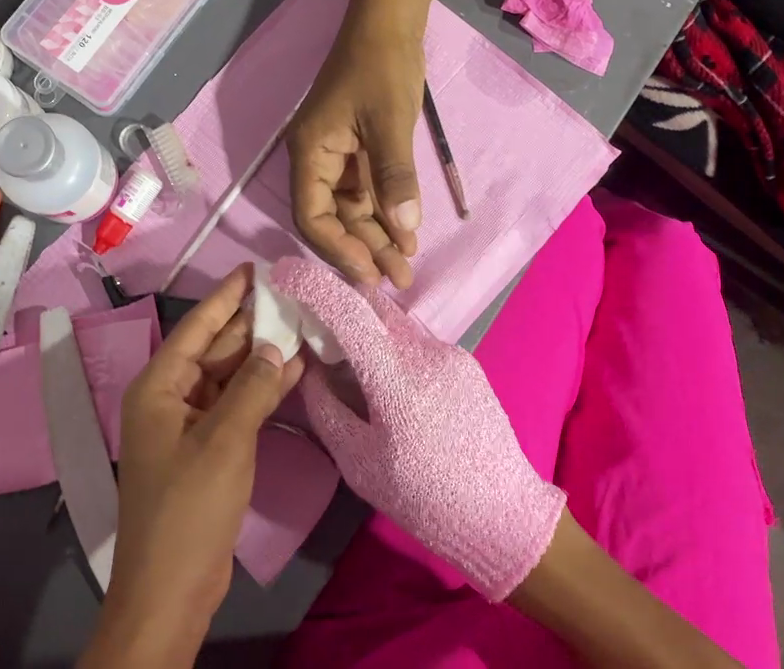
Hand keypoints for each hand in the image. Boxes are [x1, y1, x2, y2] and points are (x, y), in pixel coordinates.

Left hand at [80, 266, 303, 668]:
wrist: (171, 587)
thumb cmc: (189, 507)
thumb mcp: (223, 442)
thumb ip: (252, 389)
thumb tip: (277, 348)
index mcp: (159, 387)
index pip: (197, 328)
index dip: (226, 297)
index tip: (253, 268)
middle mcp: (170, 398)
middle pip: (214, 349)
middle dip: (250, 323)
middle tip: (290, 293)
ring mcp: (189, 425)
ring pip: (229, 376)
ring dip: (261, 356)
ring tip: (301, 323)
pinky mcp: (208, 449)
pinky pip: (236, 405)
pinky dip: (262, 390)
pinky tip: (294, 370)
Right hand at [274, 258, 565, 601]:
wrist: (502, 513)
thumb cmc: (423, 497)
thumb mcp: (358, 462)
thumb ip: (325, 407)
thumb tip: (310, 367)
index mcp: (397, 377)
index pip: (348, 310)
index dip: (311, 284)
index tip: (281, 271)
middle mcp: (426, 350)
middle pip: (371, 302)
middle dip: (335, 298)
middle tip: (308, 318)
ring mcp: (451, 352)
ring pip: (394, 319)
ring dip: (363, 323)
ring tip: (343, 355)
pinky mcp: (465, 362)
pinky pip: (414, 338)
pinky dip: (388, 342)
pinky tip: (382, 377)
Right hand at [288, 14, 425, 287]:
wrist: (389, 22)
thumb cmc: (381, 66)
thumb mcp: (390, 122)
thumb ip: (394, 177)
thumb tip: (403, 230)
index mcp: (310, 152)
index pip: (311, 215)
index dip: (337, 249)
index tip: (369, 273)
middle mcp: (318, 160)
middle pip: (334, 218)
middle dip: (365, 249)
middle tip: (398, 280)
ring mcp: (338, 156)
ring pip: (353, 208)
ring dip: (378, 235)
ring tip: (406, 267)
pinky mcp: (358, 150)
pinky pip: (367, 191)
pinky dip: (386, 212)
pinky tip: (406, 235)